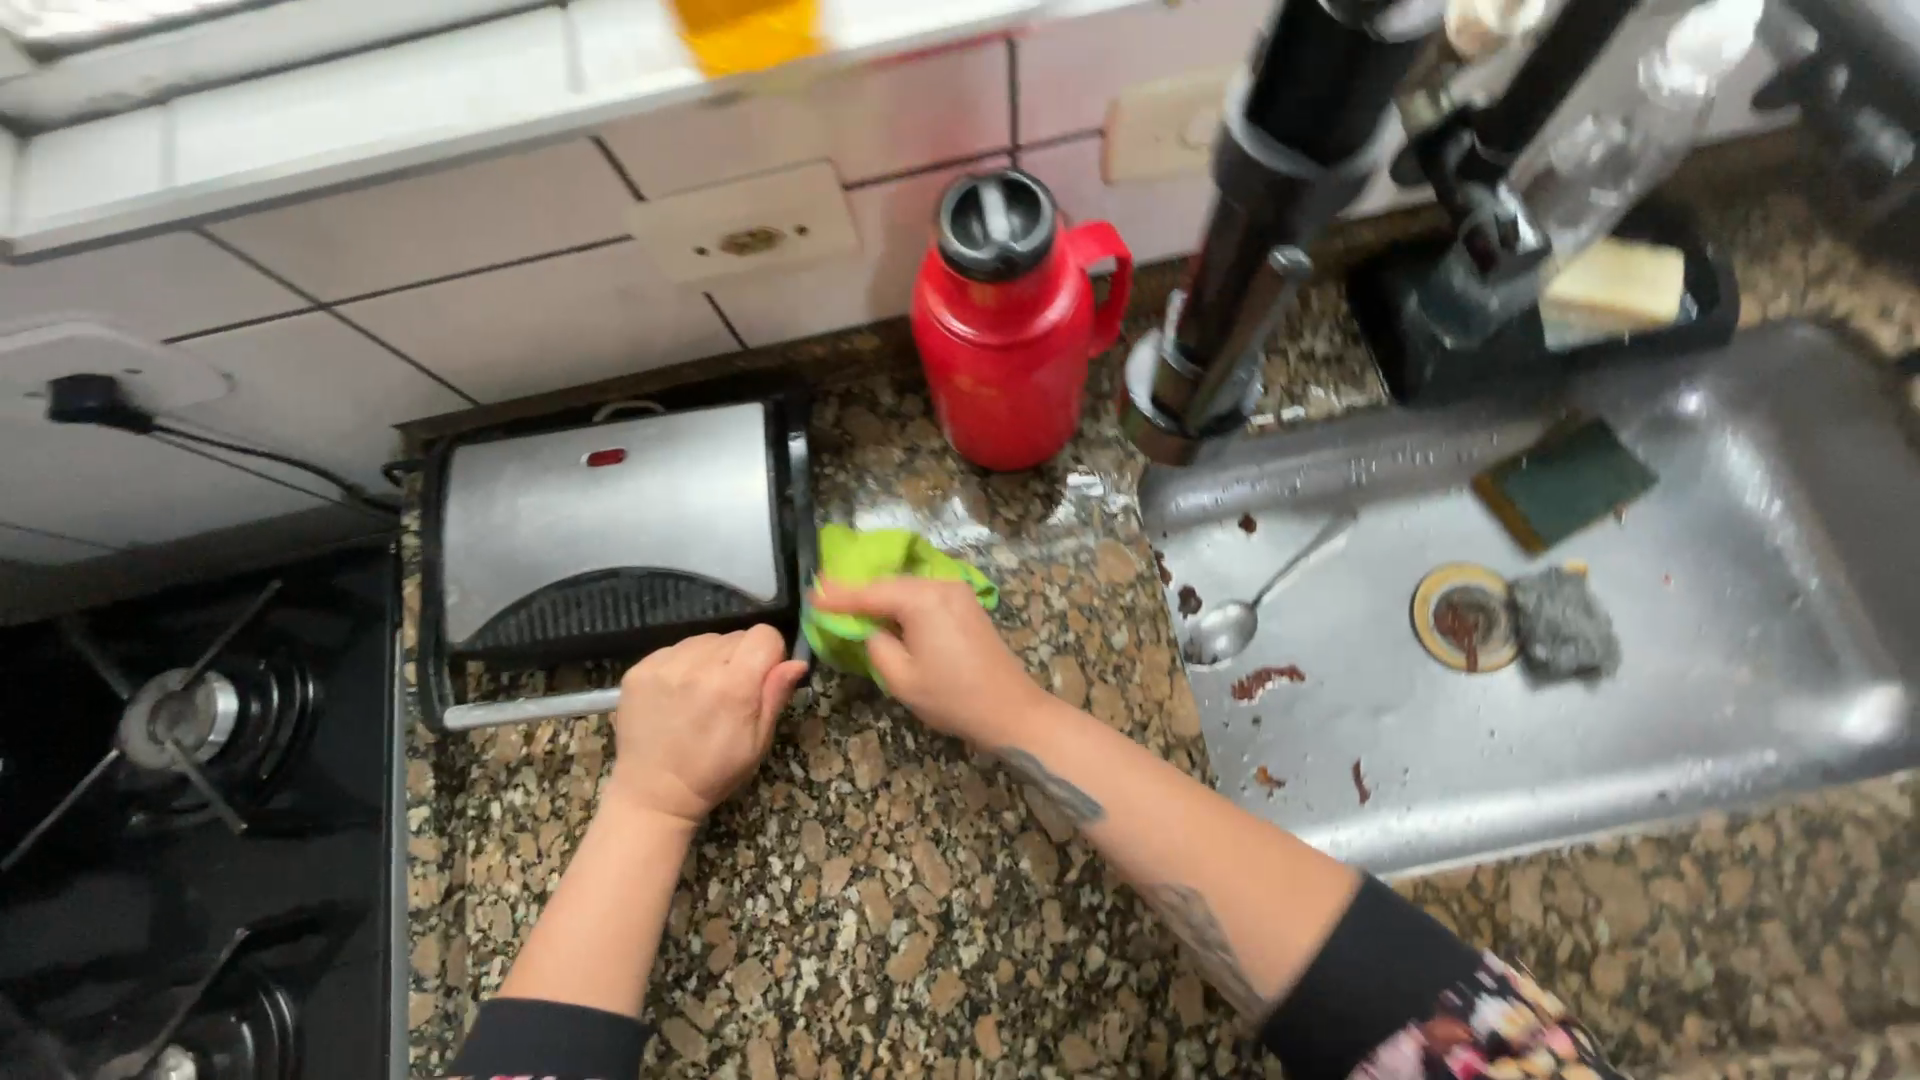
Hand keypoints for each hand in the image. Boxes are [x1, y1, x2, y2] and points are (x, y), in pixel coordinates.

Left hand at [608, 625, 808, 825]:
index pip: (764, 635)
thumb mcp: (758, 741)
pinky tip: (679, 692)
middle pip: (735, 636)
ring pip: (705, 639)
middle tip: (731, 692)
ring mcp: (664, 666)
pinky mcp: (639, 669)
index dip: (770, 654)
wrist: (654, 793)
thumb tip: (797, 662)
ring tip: (702, 692)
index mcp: (734, 686)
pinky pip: (675, 649)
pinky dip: (683, 664)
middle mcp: (698, 666)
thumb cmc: (714, 772)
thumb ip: (776, 695)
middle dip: (741, 658)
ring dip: (711, 658)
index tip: (762, 677)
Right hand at [811, 579, 1044, 744]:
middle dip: (859, 592)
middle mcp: (941, 586)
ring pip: (908, 588)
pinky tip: (887, 610)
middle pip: (890, 584)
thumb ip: (876, 646)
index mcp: (922, 600)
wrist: (1010, 709)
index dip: (838, 596)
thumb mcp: (901, 678)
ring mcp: (958, 592)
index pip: (869, 593)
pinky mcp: (967, 604)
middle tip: (826, 595)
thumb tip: (872, 630)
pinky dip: (903, 602)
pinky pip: (925, 595)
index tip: (812, 595)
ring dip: (881, 596)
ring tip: (850, 603)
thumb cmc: (953, 697)